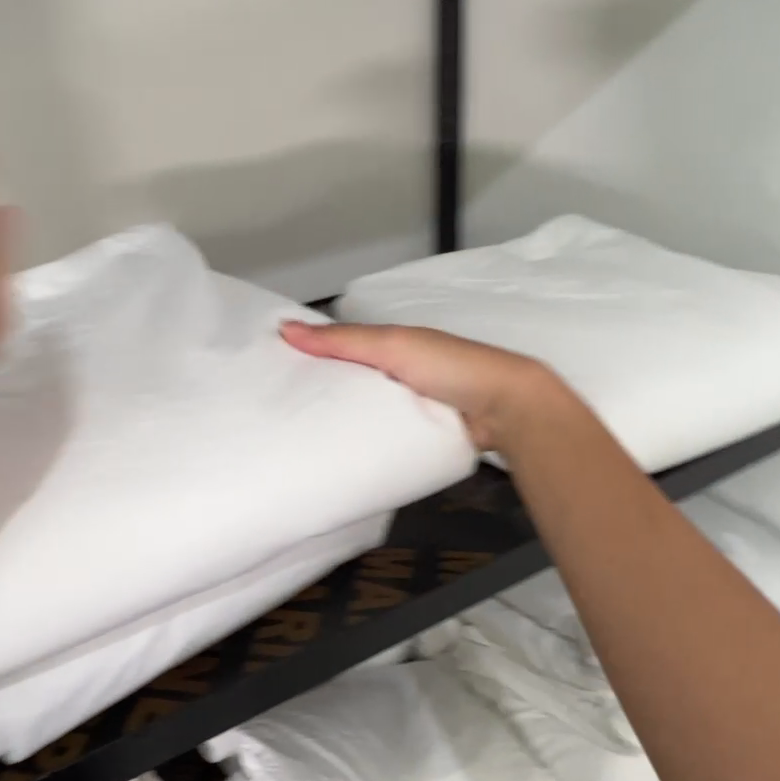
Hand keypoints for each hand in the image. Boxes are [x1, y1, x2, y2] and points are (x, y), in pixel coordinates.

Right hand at [281, 321, 572, 449]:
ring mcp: (411, 406)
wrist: (505, 408)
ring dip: (342, 420)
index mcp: (394, 345)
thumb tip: (284, 327)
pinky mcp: (420, 435)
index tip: (274, 371)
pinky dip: (364, 440)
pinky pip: (383, 436)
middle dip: (322, 392)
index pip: (344, 348)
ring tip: (299, 436)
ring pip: (366, 411)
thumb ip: (342, 341)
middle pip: (352, 381)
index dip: (311, 355)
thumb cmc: (449, 367)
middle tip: (278, 412)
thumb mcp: (392, 346)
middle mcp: (400, 373)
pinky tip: (338, 453)